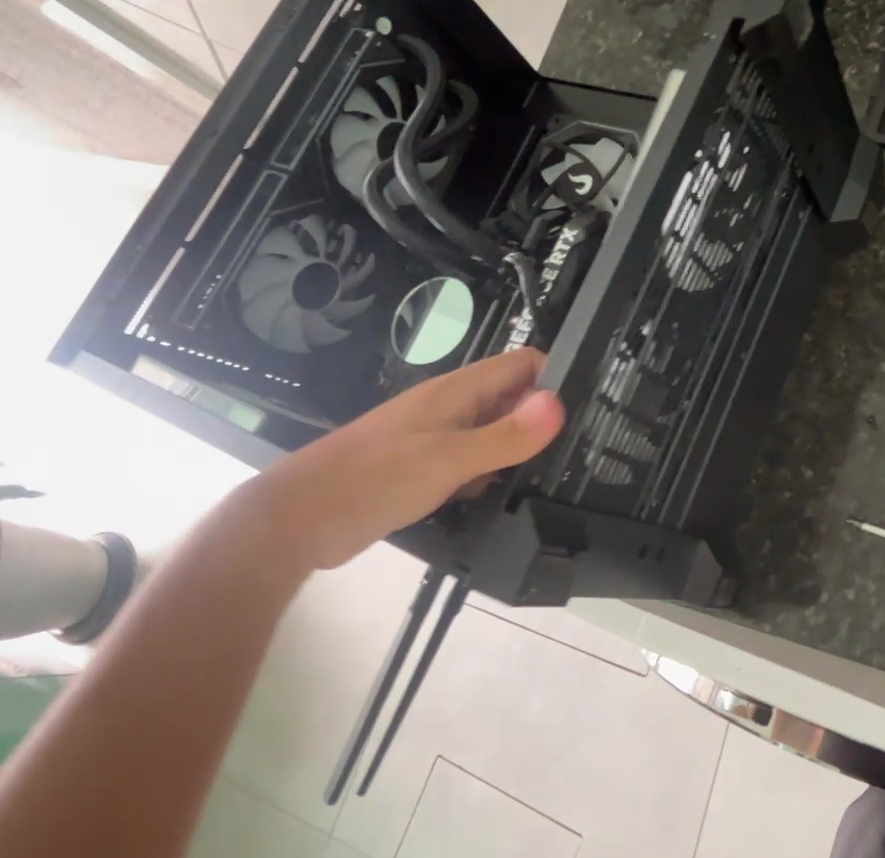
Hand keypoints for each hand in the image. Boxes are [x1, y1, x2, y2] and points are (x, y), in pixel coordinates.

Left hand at [233, 348, 564, 569]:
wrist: (297, 521)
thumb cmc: (372, 480)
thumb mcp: (448, 460)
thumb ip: (505, 436)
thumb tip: (559, 404)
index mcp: (456, 392)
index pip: (522, 363)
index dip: (556, 376)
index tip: (588, 406)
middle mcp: (449, 408)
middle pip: (511, 397)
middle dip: (543, 415)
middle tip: (580, 448)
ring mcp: (435, 438)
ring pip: (492, 431)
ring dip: (518, 447)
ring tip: (555, 473)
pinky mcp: (422, 469)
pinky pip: (471, 461)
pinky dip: (491, 474)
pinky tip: (506, 497)